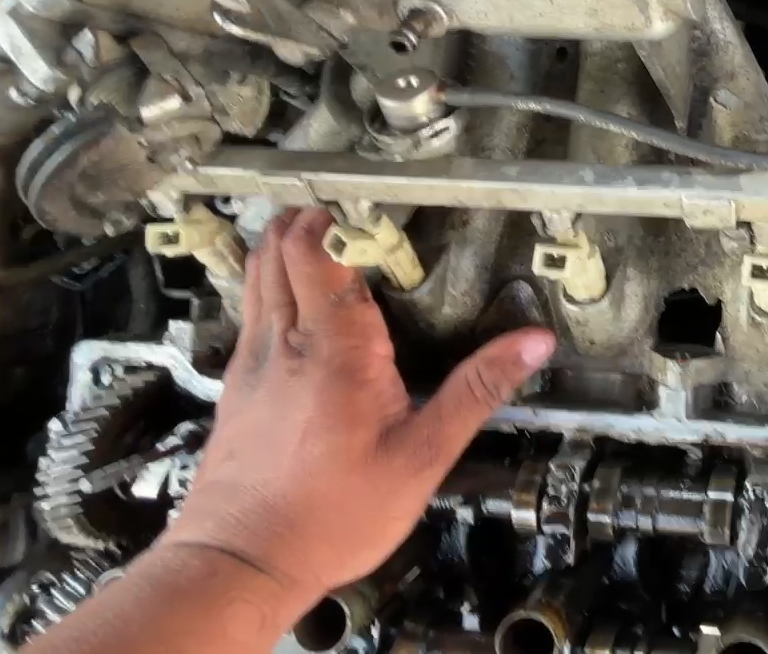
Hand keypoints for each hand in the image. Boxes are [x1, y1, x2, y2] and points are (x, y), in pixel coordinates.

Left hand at [161, 208, 554, 606]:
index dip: (335, 218)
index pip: (320, 256)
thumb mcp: (424, 454)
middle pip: (278, 255)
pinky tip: (292, 295)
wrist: (233, 570)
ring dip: (282, 246)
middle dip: (305, 219)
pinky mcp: (236, 389)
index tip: (365, 196)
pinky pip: (252, 312)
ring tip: (315, 227)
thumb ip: (478, 390)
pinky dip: (270, 283)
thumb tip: (535, 341)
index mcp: (335, 348)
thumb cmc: (331, 514)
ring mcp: (252, 364)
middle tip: (343, 201)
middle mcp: (285, 344)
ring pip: (257, 279)